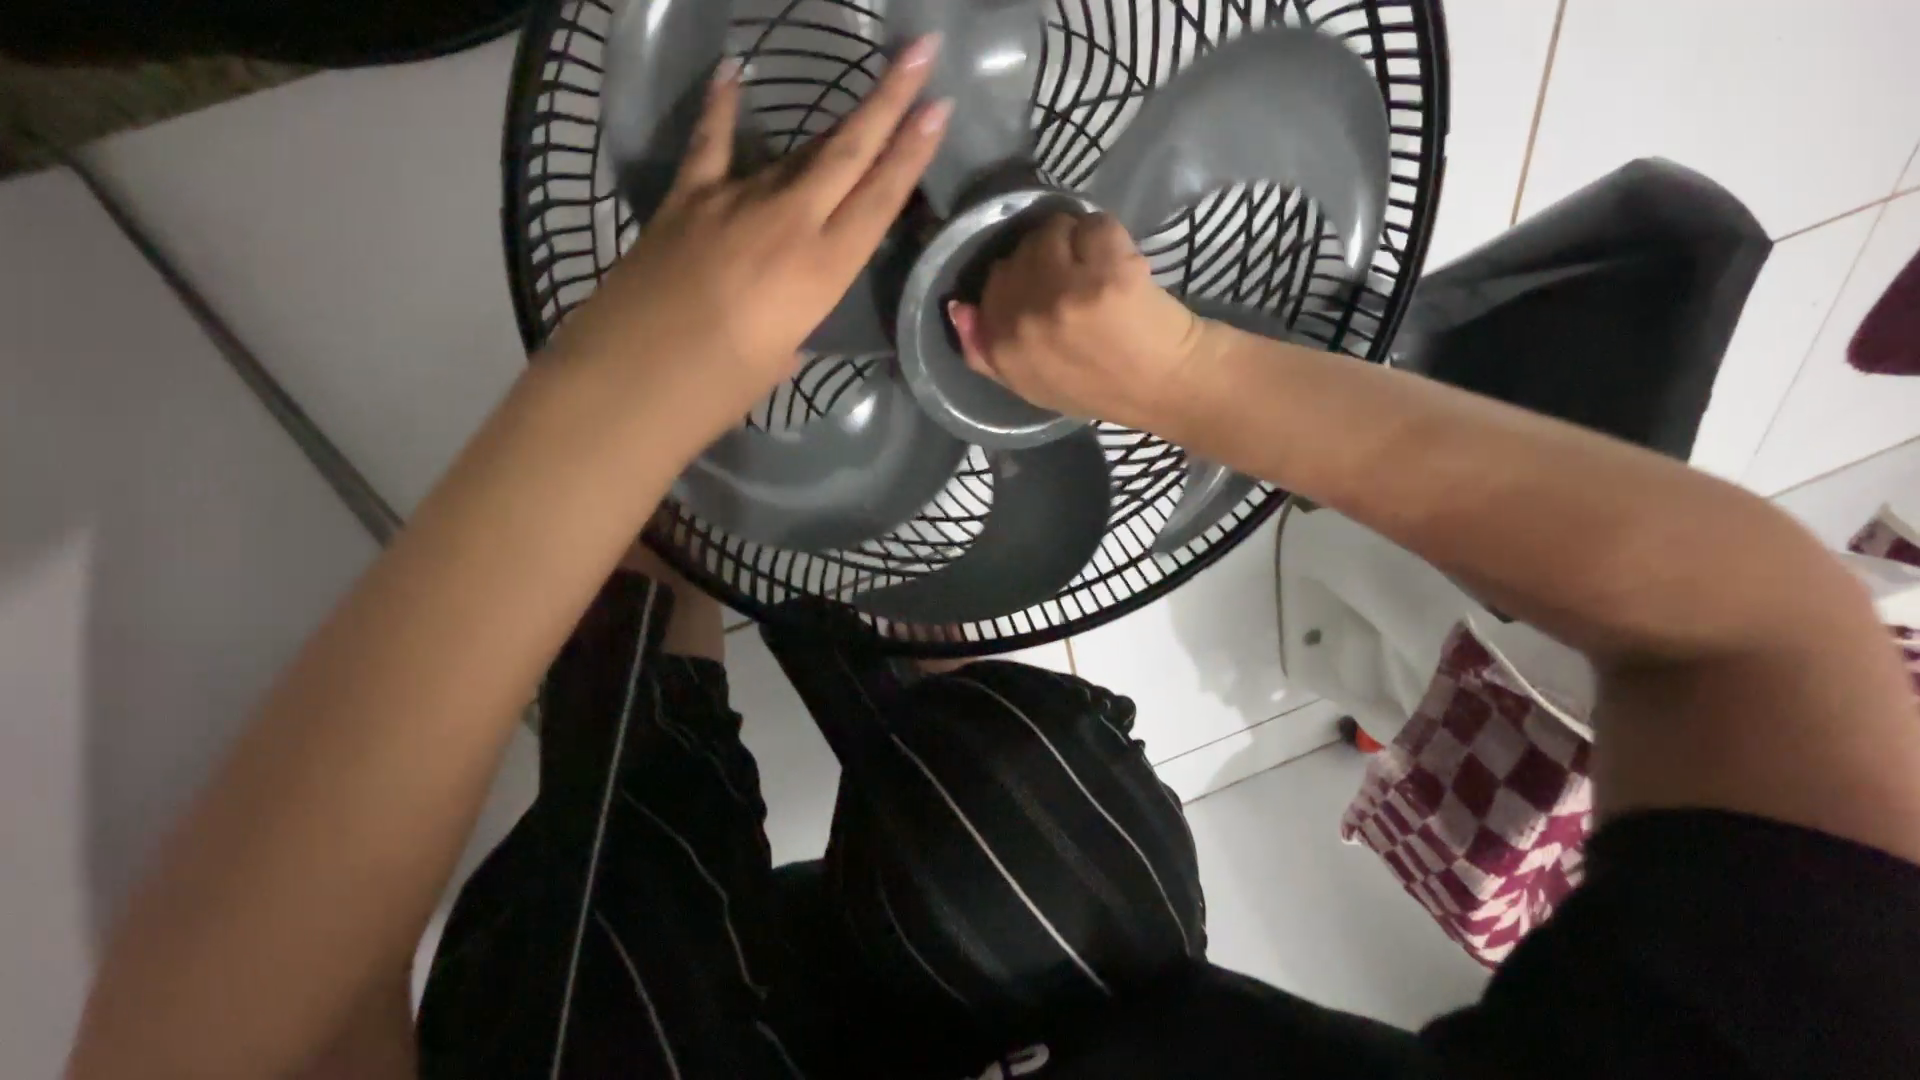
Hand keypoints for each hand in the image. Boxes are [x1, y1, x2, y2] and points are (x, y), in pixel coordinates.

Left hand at [550, 36, 954, 425]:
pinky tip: (732, 74)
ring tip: (863, 97)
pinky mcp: (687, 197)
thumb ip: (789, 329)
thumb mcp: (777, 359)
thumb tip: (783, 325)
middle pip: (848, 152)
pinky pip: (711, 143)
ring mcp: (736, 201)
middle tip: (921, 54)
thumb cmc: (718, 388)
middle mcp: (789, 222)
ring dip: (832, 126)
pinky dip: (722, 109)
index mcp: (821, 270)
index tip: (938, 108)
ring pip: (796, 152)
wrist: (630, 378)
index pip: (878, 199)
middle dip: (889, 100)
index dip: (911, 152)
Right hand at [948, 211, 1219, 431]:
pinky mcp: (1109, 272)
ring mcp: (1067, 293)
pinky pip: (1094, 223)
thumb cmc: (1099, 386)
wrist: (1165, 387)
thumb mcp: (1029, 383)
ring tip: (1099, 273)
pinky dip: (1111, 238)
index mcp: (1004, 349)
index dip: (1022, 279)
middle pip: (1021, 251)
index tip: (1048, 291)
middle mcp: (1027, 321)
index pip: (991, 284)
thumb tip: (956, 306)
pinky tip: (1123, 268)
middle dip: (1049, 257)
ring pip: (1054, 230)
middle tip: (1079, 283)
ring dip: (1078, 241)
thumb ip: (985, 351)